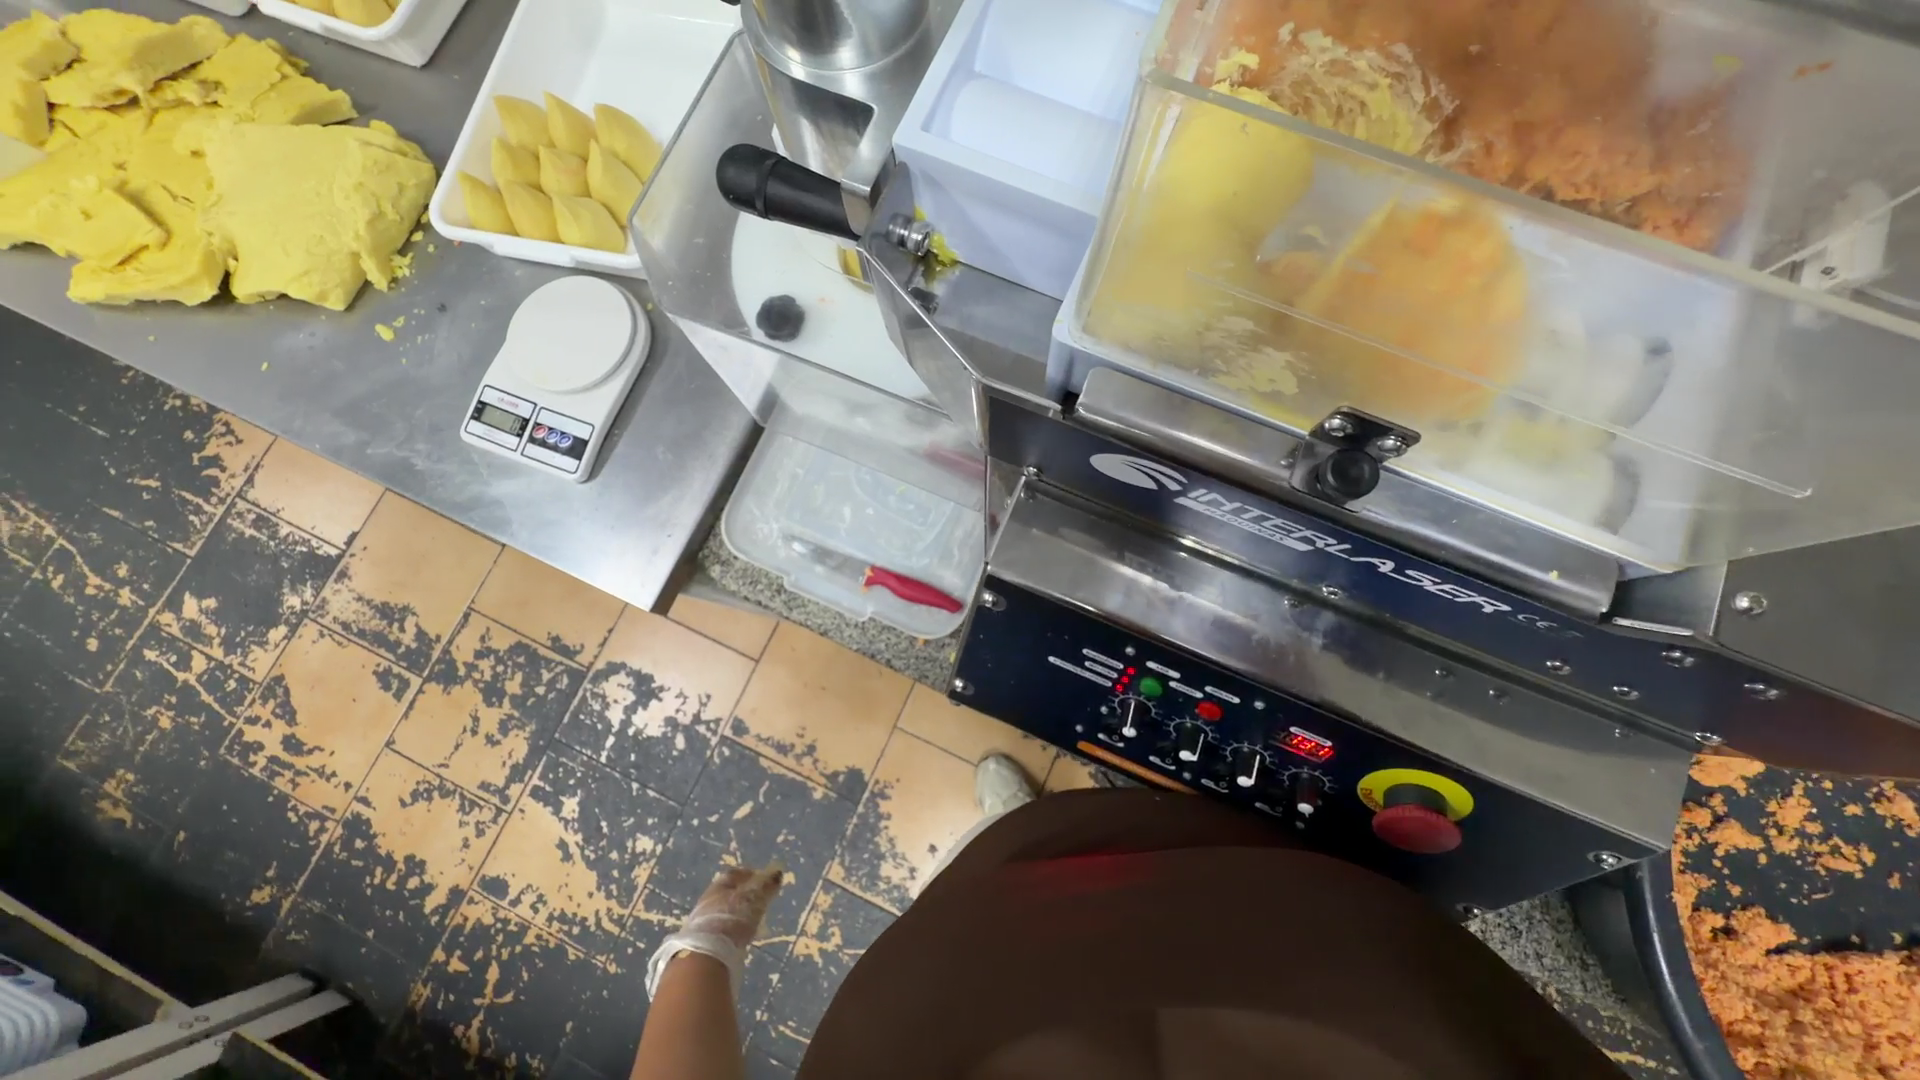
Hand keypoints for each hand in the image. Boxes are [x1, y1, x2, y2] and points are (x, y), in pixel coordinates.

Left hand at [687, 864, 784, 950]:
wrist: (706, 955)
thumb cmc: (732, 919)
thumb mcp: (754, 899)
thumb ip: (766, 885)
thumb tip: (777, 871)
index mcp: (719, 886)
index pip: (734, 874)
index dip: (749, 875)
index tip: (763, 880)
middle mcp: (707, 901)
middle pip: (727, 894)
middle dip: (742, 896)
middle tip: (758, 902)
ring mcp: (701, 922)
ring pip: (723, 912)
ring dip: (736, 914)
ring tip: (751, 922)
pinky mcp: (701, 942)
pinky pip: (719, 930)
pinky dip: (730, 930)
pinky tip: (738, 937)